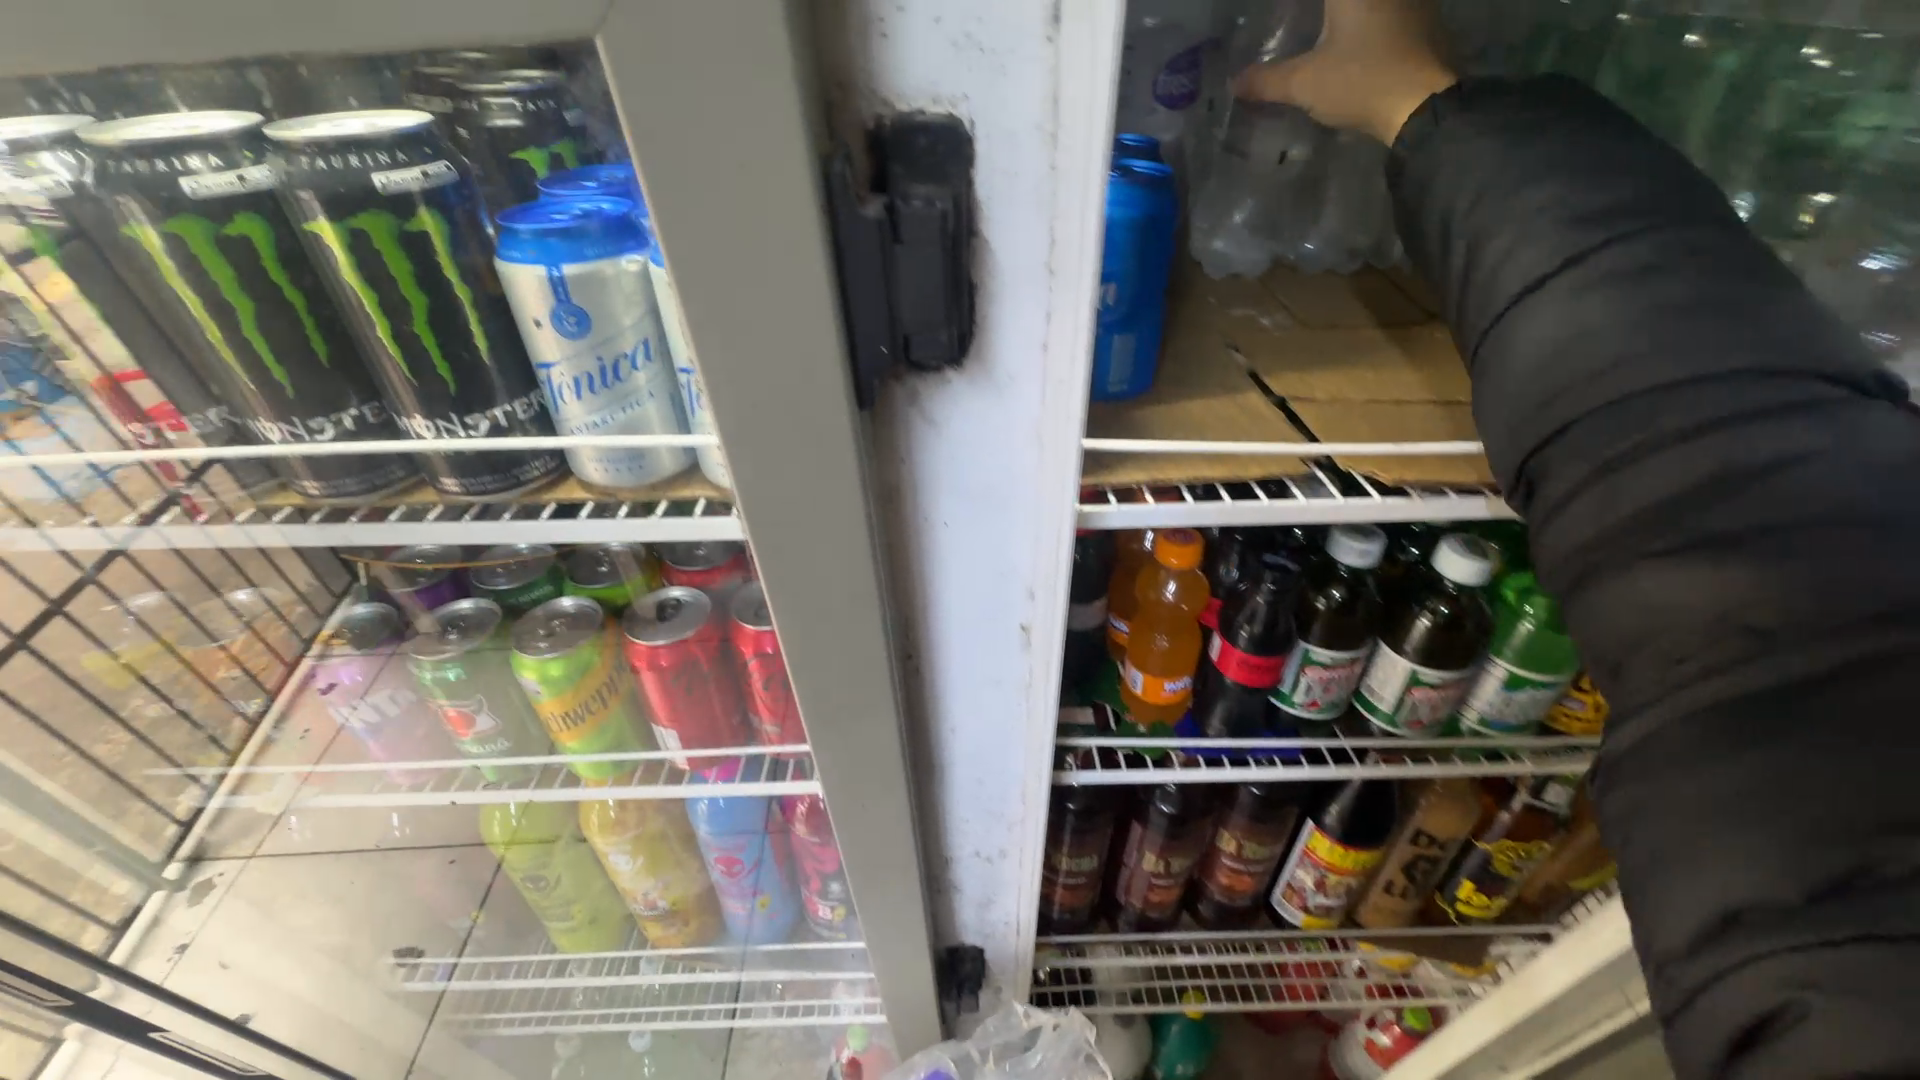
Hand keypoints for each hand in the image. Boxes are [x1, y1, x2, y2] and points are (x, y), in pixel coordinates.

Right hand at [1233, 0, 1457, 144]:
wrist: (1425, 104)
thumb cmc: (1362, 81)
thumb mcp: (1304, 84)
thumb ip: (1267, 80)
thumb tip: (1234, 83)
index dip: (1295, 8)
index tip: (1279, 14)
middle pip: (1339, 1)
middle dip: (1323, 11)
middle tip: (1294, 21)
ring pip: (1368, 5)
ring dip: (1347, 15)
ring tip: (1325, 29)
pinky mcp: (1425, 18)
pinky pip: (1390, 11)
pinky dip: (1369, 20)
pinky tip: (1357, 40)